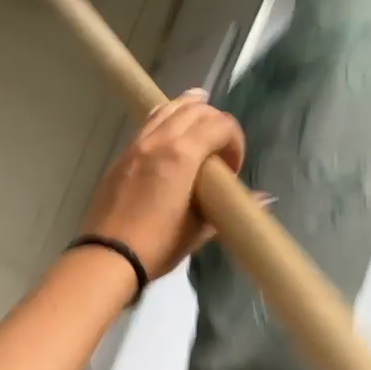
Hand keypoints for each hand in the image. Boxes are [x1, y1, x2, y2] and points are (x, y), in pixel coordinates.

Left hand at [79, 88, 245, 279]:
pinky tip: (169, 137)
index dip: (235, 142)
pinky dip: (164, 122)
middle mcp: (159, 141)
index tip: (233, 168)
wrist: (105, 260)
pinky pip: (147, 126)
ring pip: (167, 110)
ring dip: (188, 111)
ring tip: (200, 123)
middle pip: (195, 110)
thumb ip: (225, 209)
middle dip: (215, 122)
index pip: (220, 125)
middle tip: (219, 149)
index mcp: (182, 155)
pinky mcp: (119, 160)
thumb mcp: (195, 232)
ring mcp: (135, 147)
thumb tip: (264, 199)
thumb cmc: (154, 248)